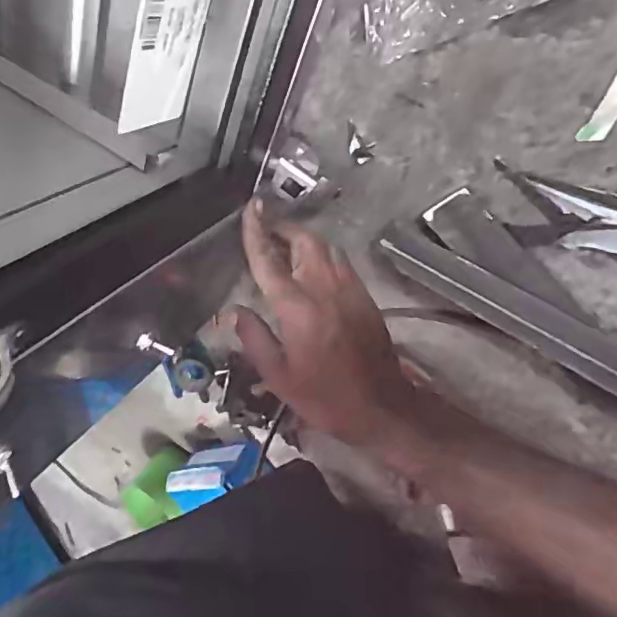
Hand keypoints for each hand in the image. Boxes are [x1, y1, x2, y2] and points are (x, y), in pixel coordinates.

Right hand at [228, 200, 430, 455]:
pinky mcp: (365, 296)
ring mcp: (350, 289)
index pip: (270, 260)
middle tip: (266, 229)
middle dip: (284, 228)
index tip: (250, 209)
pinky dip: (322, 253)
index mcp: (298, 308)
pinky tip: (313, 267)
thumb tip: (234, 311)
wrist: (382, 406)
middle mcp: (325, 289)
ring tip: (285, 246)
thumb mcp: (279, 377)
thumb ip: (254, 338)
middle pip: (305, 241)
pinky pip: (340, 261)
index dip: (256, 233)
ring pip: (326, 247)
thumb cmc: (325, 396)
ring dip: (304, 239)